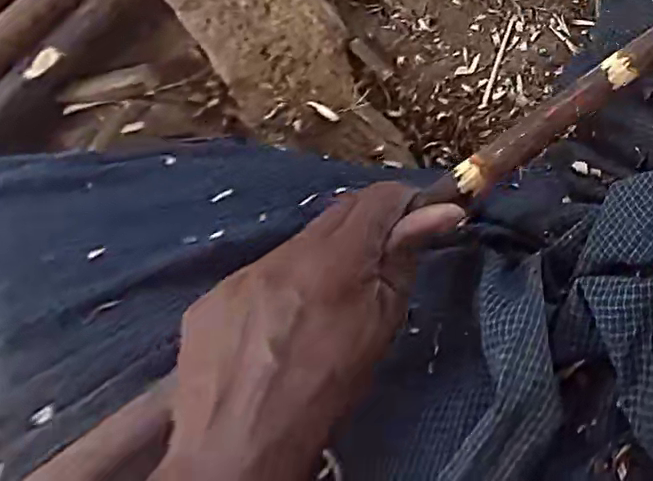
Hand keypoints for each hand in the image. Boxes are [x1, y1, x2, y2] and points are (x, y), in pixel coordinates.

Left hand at [150, 183, 462, 480]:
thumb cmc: (330, 383)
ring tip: (332, 296)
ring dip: (327, 253)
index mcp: (333, 259)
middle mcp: (282, 257)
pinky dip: (287, 280)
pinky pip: (264, 271)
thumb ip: (407, 253)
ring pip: (302, 241)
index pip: (378, 196)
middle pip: (340, 211)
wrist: (235, 455)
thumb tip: (445, 210)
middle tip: (385, 255)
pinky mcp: (207, 302)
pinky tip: (288, 317)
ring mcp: (239, 278)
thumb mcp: (386, 316)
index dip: (407, 202)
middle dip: (370, 223)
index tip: (421, 220)